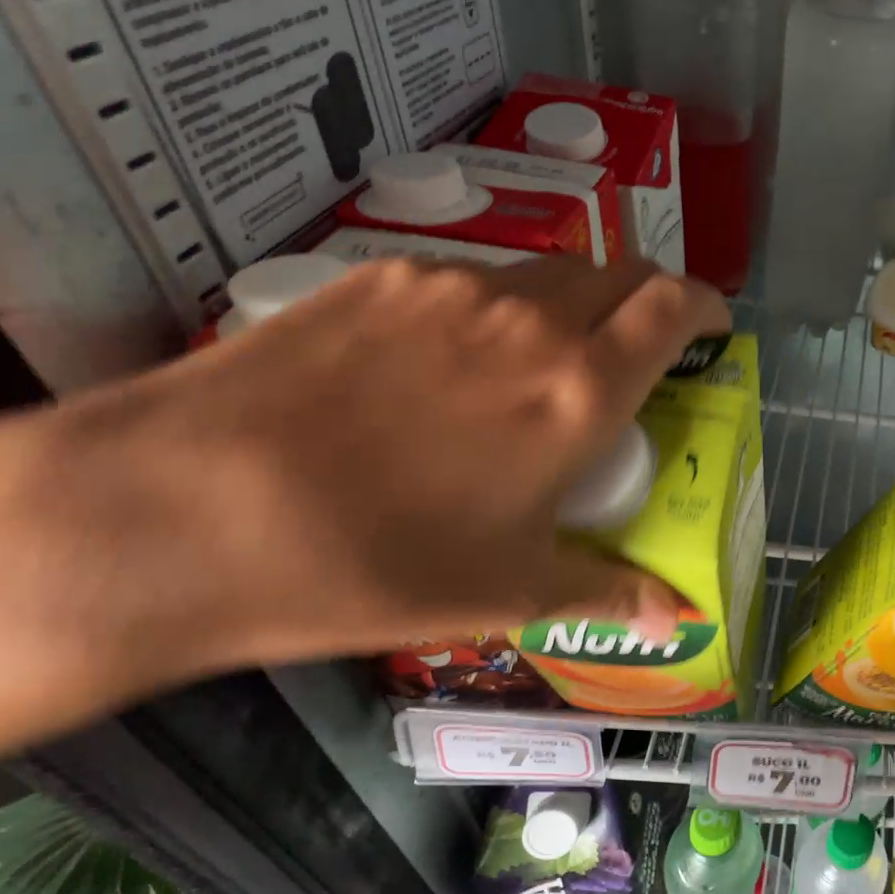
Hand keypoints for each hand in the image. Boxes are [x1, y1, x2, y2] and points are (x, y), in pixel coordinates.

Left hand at [0, 255, 726, 755]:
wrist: (182, 513)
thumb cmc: (378, 562)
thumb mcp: (509, 589)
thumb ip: (611, 589)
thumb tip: (679, 621)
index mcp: (580, 388)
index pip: (674, 306)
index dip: (706, 306)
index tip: (712, 327)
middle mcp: (531, 320)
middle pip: (619, 273)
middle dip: (646, 299)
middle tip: (635, 345)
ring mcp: (452, 289)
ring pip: (544, 273)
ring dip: (569, 302)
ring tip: (536, 358)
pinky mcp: (378, 279)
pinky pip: (468, 279)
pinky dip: (491, 306)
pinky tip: (444, 359)